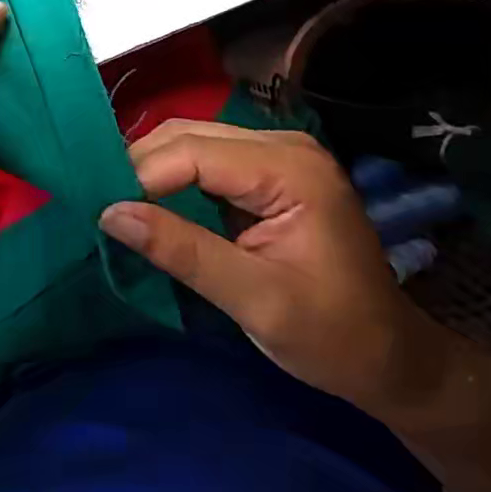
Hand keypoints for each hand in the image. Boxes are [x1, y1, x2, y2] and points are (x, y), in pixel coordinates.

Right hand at [99, 120, 455, 416]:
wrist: (390, 356)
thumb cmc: (333, 336)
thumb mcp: (255, 300)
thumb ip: (183, 251)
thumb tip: (110, 214)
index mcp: (290, 169)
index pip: (194, 152)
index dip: (142, 175)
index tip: (100, 210)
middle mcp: (284, 144)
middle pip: (189, 135)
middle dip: (139, 166)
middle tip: (100, 204)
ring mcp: (278, 152)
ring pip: (191, 140)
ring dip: (151, 168)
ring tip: (117, 202)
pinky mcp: (268, 168)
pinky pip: (205, 157)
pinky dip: (171, 176)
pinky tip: (148, 199)